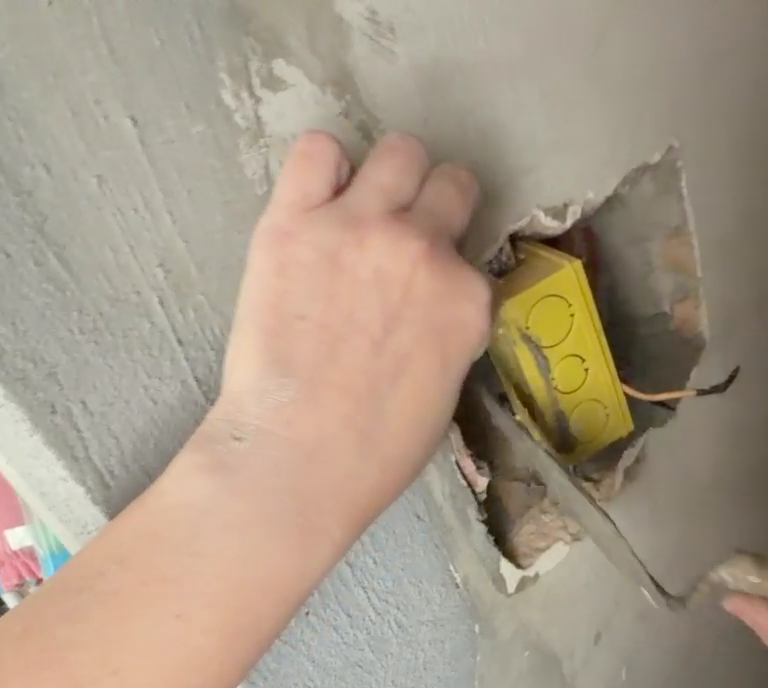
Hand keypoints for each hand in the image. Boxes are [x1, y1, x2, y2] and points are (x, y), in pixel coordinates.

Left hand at [205, 131, 492, 531]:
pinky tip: (318, 204)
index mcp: (469, 300)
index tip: (423, 300)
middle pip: (451, 182)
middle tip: (403, 245)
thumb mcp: (445, 392)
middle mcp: (424, 249)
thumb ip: (450, 332)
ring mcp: (360, 227)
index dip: (449, 275)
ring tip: (362, 215)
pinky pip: (319, 149)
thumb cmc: (377, 450)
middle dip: (435, 210)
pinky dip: (324, 170)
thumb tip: (430, 306)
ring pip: (399, 152)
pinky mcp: (294, 221)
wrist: (296, 458)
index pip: (473, 258)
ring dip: (390, 179)